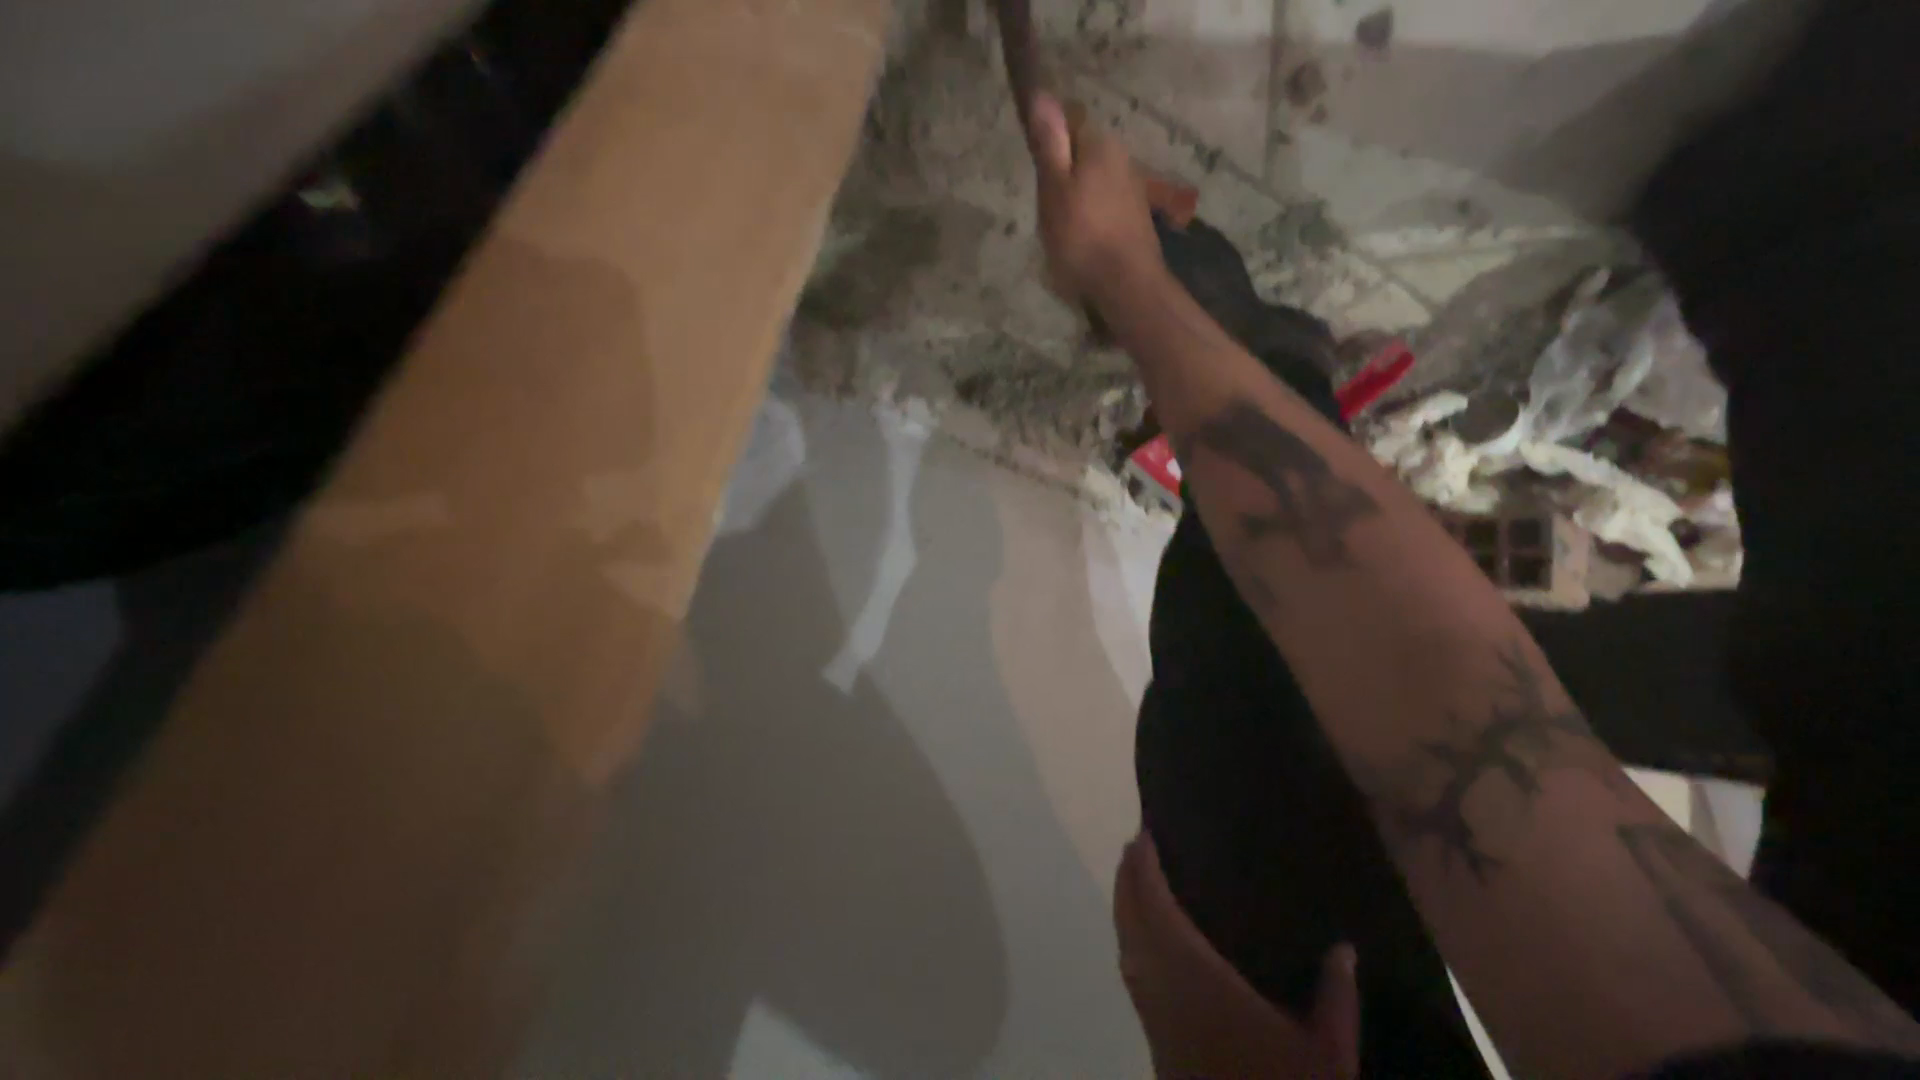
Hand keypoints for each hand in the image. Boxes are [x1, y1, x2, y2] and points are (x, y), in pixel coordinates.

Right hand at [1027, 93, 1167, 308]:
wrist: (1126, 283)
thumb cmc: (1082, 237)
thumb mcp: (1054, 189)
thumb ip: (1049, 143)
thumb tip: (1041, 94)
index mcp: (1099, 143)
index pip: (1070, 119)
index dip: (1050, 139)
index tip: (1036, 167)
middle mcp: (1122, 156)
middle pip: (1084, 151)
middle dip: (1064, 168)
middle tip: (1045, 202)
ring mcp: (1133, 186)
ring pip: (1095, 177)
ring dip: (1078, 194)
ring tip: (1062, 224)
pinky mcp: (1137, 214)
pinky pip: (1106, 201)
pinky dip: (1092, 212)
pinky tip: (1083, 236)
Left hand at [1116, 834, 1361, 1078]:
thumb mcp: (1327, 1051)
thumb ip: (1336, 995)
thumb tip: (1345, 948)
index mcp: (1196, 977)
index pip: (1157, 908)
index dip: (1145, 869)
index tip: (1143, 834)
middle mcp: (1162, 987)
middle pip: (1131, 920)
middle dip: (1128, 879)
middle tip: (1138, 846)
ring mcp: (1152, 1013)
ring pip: (1126, 945)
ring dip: (1126, 907)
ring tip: (1138, 880)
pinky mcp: (1152, 1036)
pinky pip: (1132, 971)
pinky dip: (1131, 940)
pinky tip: (1147, 942)